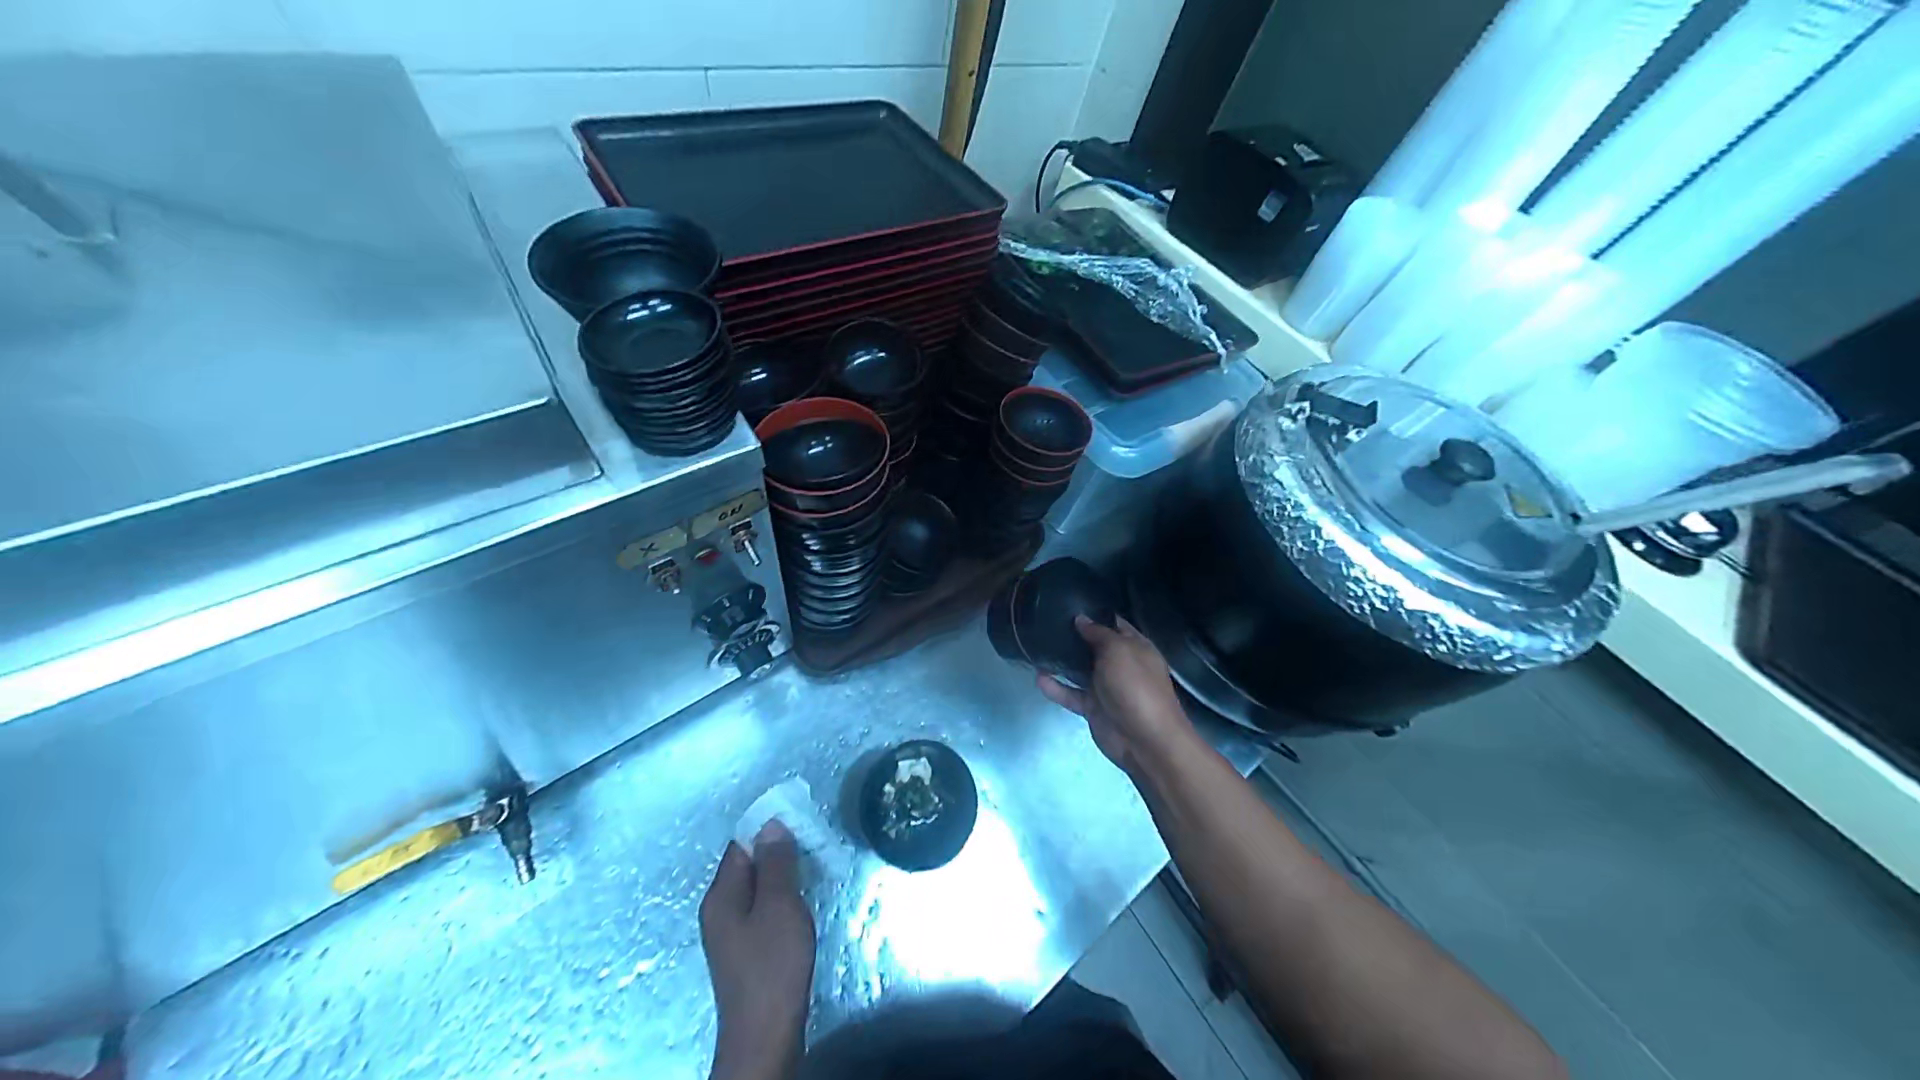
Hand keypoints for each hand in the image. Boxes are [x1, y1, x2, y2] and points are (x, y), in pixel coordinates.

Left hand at [700, 821, 815, 1079]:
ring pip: (757, 886)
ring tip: (813, 863)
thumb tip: (771, 824)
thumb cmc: (772, 965)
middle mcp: (719, 909)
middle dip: (778, 848)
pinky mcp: (746, 950)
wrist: (765, 1035)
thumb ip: (775, 863)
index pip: (742, 844)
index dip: (768, 826)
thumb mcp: (779, 906)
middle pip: (748, 864)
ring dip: (782, 872)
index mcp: (721, 895)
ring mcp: (731, 932)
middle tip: (813, 838)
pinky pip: (762, 907)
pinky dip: (781, 896)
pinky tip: (801, 900)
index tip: (800, 815)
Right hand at [1038, 616, 1194, 772]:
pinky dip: (1056, 688)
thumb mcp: (1118, 650)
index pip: (1114, 624)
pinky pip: (1071, 694)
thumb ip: (1098, 633)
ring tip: (1037, 647)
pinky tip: (1039, 678)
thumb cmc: (1136, 686)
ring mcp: (1106, 687)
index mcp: (1135, 647)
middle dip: (1074, 637)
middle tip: (1045, 623)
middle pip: (1094, 647)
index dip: (1094, 615)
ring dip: (1061, 662)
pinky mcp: (1093, 708)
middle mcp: (1121, 665)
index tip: (1068, 605)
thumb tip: (1081, 619)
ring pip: (1080, 670)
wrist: (1145, 740)